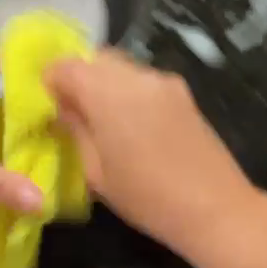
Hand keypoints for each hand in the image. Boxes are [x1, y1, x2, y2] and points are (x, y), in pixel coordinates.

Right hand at [45, 52, 260, 252]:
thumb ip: (75, 129)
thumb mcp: (95, 171)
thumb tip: (63, 107)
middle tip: (73, 110)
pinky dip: (128, 90)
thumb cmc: (146, 197)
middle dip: (78, 77)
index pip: (66, 65)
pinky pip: (142, 78)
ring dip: (104, 82)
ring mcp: (162, 81)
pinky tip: (132, 123)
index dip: (52, 80)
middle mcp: (135, 76)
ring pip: (120, 66)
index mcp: (107, 93)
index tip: (50, 104)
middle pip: (95, 58)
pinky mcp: (182, 92)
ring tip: (104, 118)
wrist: (216, 208)